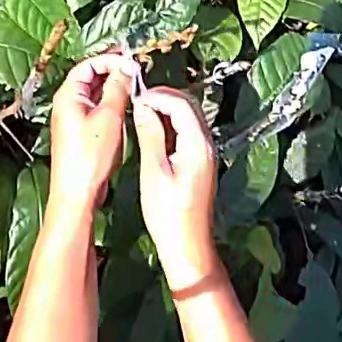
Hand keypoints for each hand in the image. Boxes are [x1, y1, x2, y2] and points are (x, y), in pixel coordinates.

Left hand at [48, 53, 136, 210]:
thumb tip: (126, 69)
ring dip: (113, 87)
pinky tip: (126, 105)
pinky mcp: (80, 131)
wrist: (77, 192)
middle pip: (90, 76)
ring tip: (135, 85)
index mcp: (68, 95)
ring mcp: (72, 117)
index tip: (130, 62)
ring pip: (94, 93)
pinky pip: (96, 108)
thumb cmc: (89, 158)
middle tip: (135, 70)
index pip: (88, 64)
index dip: (110, 59)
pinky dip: (110, 102)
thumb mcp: (109, 117)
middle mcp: (66, 103)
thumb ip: (117, 88)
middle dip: (113, 71)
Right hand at [133, 88, 218, 290]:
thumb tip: (142, 106)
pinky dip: (169, 121)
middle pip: (188, 105)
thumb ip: (149, 134)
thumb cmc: (168, 213)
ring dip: (165, 108)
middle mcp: (206, 144)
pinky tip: (151, 128)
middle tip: (137, 102)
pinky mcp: (199, 160)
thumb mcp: (153, 171)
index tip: (135, 99)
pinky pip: (186, 129)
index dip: (157, 96)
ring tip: (140, 112)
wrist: (187, 245)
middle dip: (162, 97)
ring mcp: (205, 152)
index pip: (180, 104)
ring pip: (188, 115)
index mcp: (197, 144)